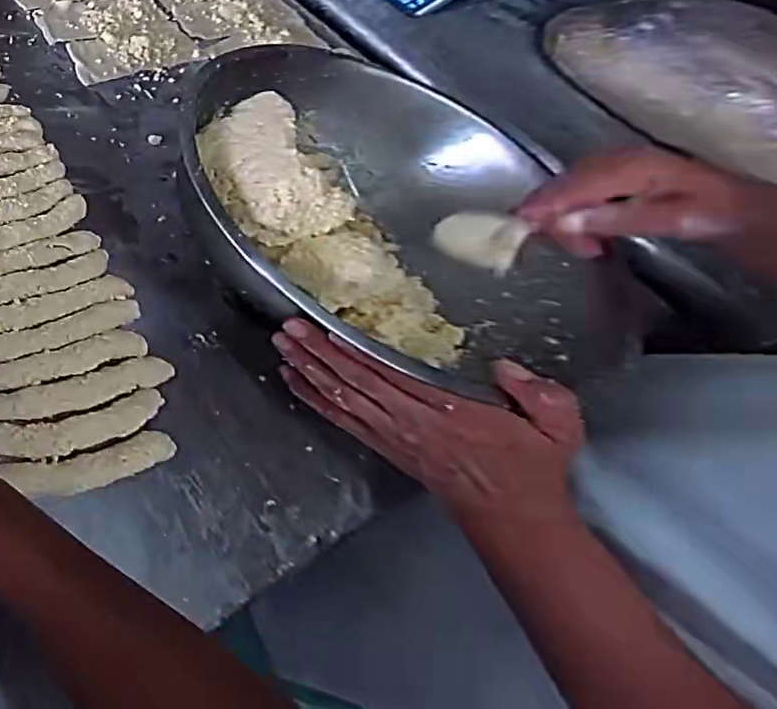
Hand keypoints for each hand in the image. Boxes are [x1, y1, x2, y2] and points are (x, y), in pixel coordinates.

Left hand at [273, 319, 581, 527]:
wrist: (507, 512)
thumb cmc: (528, 464)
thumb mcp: (556, 428)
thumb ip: (541, 395)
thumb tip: (508, 368)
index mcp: (448, 411)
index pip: (390, 374)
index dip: (355, 352)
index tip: (327, 329)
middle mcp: (408, 420)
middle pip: (353, 380)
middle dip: (317, 351)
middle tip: (289, 327)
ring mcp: (388, 432)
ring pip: (338, 394)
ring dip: (306, 367)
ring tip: (281, 344)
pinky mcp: (377, 442)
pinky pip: (336, 416)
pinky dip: (310, 395)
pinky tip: (289, 376)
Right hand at [517, 147, 776, 257]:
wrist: (754, 211)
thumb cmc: (724, 215)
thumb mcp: (677, 221)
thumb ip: (617, 219)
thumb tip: (562, 222)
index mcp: (630, 166)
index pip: (570, 187)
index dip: (543, 206)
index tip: (520, 226)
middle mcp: (615, 159)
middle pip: (563, 187)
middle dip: (556, 217)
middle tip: (575, 248)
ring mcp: (614, 164)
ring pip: (566, 190)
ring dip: (566, 218)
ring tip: (588, 246)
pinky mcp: (614, 174)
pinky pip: (578, 191)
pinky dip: (575, 213)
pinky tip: (590, 230)